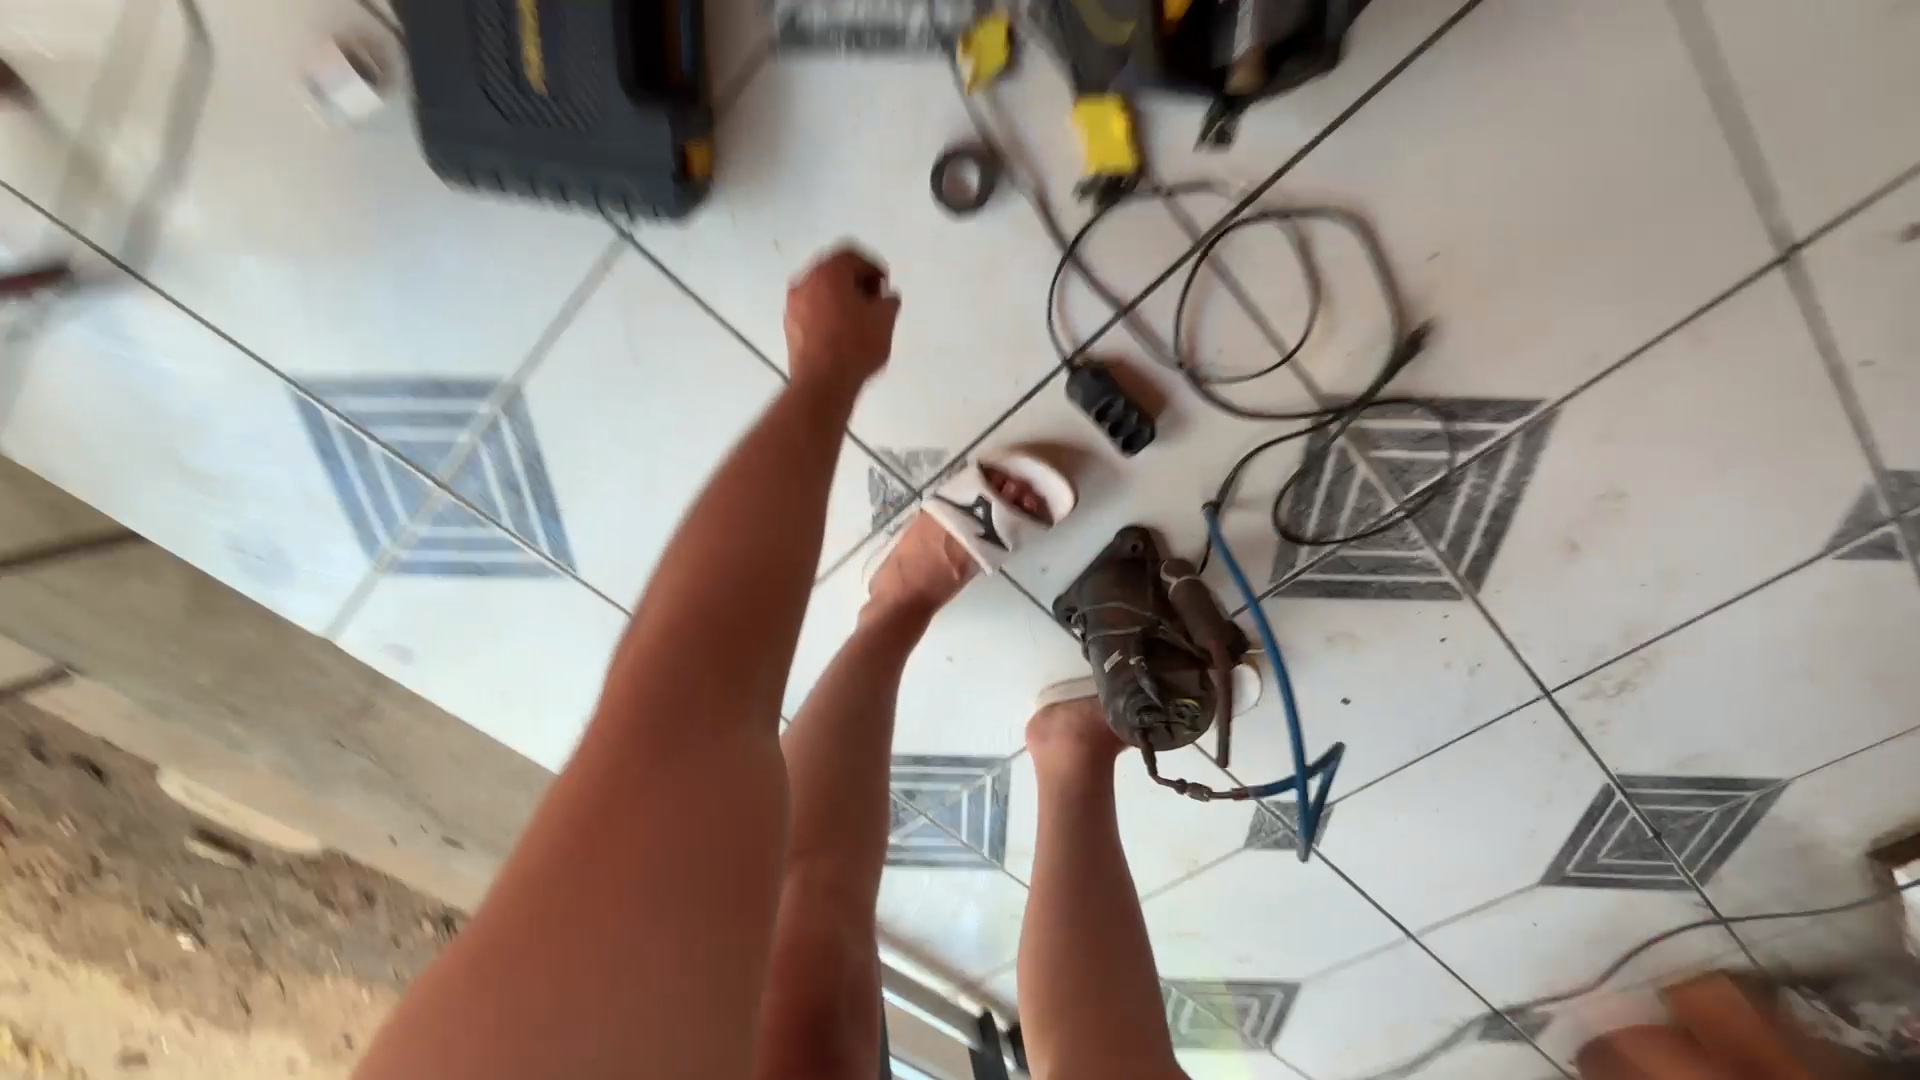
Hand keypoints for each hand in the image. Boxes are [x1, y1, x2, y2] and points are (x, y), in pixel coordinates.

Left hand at [784, 245, 901, 391]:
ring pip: (821, 291)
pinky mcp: (790, 326)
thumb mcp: (884, 321)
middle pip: (833, 271)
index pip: (852, 256)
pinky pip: (812, 310)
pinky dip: (827, 314)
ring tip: (859, 319)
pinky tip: (842, 333)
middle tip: (873, 299)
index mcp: (829, 272)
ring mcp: (794, 305)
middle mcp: (806, 282)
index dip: (873, 268)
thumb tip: (887, 299)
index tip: (883, 284)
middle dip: (855, 282)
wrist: (822, 383)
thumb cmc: (855, 347)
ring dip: (840, 299)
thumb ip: (889, 301)